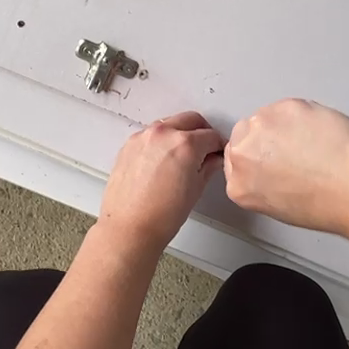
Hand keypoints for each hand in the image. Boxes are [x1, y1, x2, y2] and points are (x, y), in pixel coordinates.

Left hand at [95, 111, 225, 252]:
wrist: (130, 228)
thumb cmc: (160, 216)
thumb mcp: (195, 189)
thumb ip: (207, 167)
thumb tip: (212, 160)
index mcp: (185, 143)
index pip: (211, 135)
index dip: (219, 144)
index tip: (218, 151)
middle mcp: (163, 134)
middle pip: (191, 120)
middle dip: (202, 131)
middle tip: (206, 147)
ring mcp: (143, 138)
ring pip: (169, 123)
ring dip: (181, 132)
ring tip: (184, 154)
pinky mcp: (129, 145)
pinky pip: (151, 134)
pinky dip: (161, 140)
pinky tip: (164, 159)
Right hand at [225, 99, 348, 235]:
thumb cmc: (329, 204)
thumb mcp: (280, 207)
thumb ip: (262, 184)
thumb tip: (272, 168)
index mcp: (239, 185)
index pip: (236, 162)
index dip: (258, 158)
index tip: (271, 158)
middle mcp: (244, 153)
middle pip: (245, 135)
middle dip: (266, 140)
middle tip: (294, 150)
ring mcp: (263, 126)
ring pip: (266, 117)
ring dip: (283, 125)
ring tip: (312, 144)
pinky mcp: (286, 106)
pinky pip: (288, 107)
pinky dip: (303, 116)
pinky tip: (320, 133)